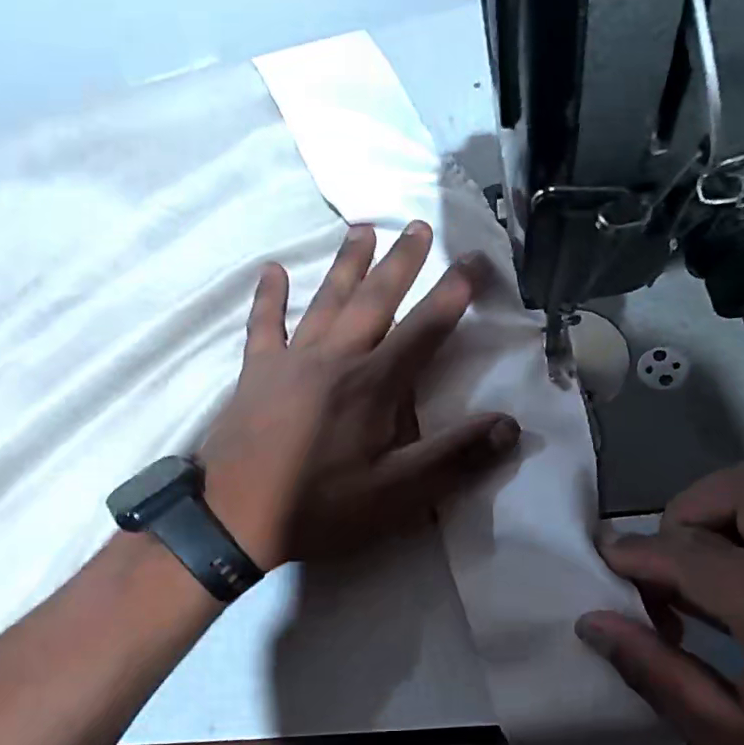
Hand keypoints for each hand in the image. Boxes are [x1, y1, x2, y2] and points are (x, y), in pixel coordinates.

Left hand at [199, 221, 519, 569]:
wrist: (233, 519)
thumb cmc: (324, 506)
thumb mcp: (400, 492)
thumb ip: (455, 456)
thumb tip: (510, 426)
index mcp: (374, 385)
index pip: (425, 329)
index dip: (454, 293)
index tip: (476, 260)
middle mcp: (335, 358)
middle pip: (375, 299)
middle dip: (401, 262)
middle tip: (418, 225)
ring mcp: (290, 361)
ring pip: (325, 301)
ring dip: (347, 264)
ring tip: (363, 229)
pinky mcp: (255, 373)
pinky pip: (264, 325)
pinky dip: (270, 298)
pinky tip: (273, 271)